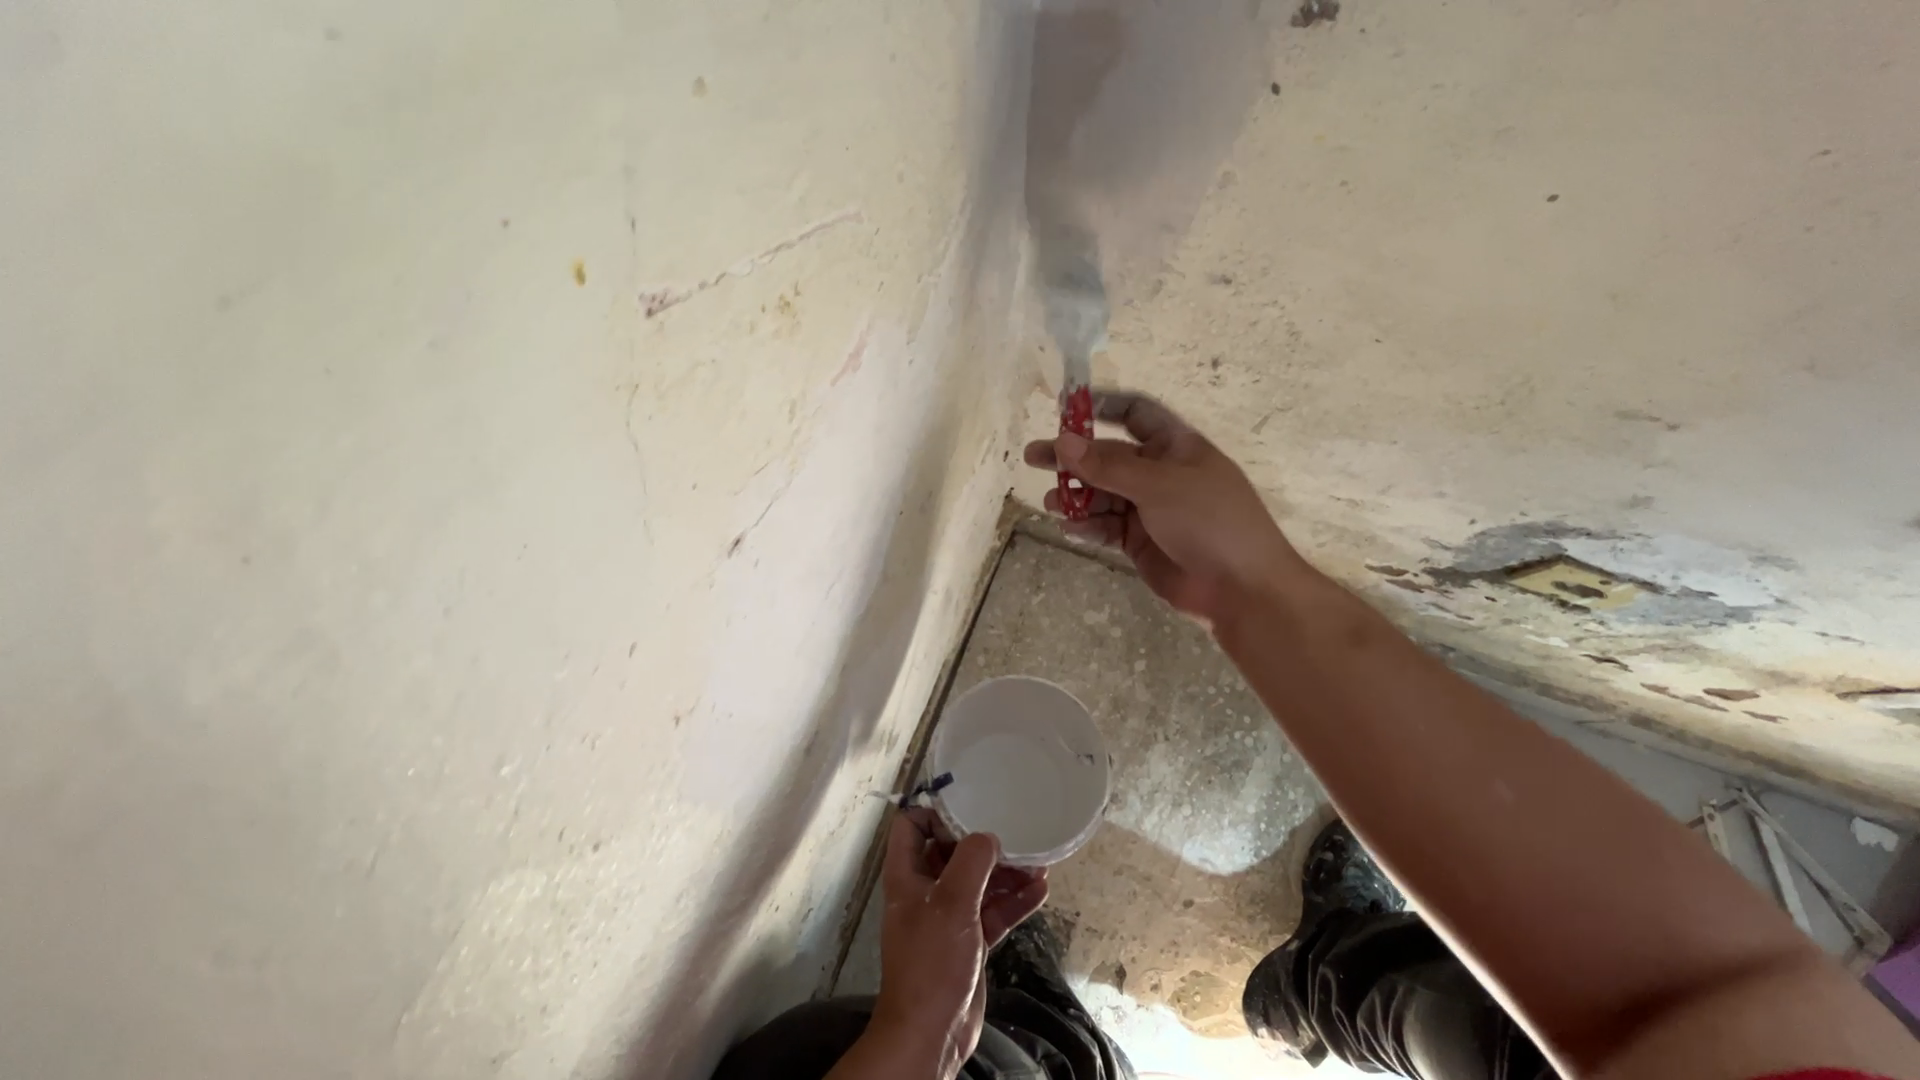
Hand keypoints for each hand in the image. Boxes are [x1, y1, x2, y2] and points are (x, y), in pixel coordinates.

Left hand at [866, 809, 1048, 1078]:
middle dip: (985, 844)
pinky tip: (1041, 891)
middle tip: (1017, 833)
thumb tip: (988, 837)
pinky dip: (1014, 902)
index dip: (936, 813)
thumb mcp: (951, 902)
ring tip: (1039, 863)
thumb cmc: (932, 960)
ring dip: (1007, 873)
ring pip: (979, 883)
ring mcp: (948, 918)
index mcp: (907, 875)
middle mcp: (926, 891)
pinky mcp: (969, 942)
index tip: (971, 810)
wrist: (931, 1031)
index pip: (911, 826)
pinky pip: (993, 912)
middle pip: (953, 852)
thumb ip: (971, 861)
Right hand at [1024, 390, 1306, 624]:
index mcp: (1174, 446)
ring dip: (1075, 495)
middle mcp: (1158, 473)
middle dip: (1073, 458)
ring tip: (1051, 503)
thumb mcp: (1159, 486)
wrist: (1241, 587)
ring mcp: (1148, 509)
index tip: (1064, 409)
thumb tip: (1062, 441)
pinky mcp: (1138, 542)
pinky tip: (1069, 527)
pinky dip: (1086, 525)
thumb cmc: (1210, 521)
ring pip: (1101, 494)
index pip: (1135, 413)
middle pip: (1107, 456)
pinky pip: (1104, 526)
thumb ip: (1108, 466)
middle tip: (1034, 458)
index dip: (1102, 408)